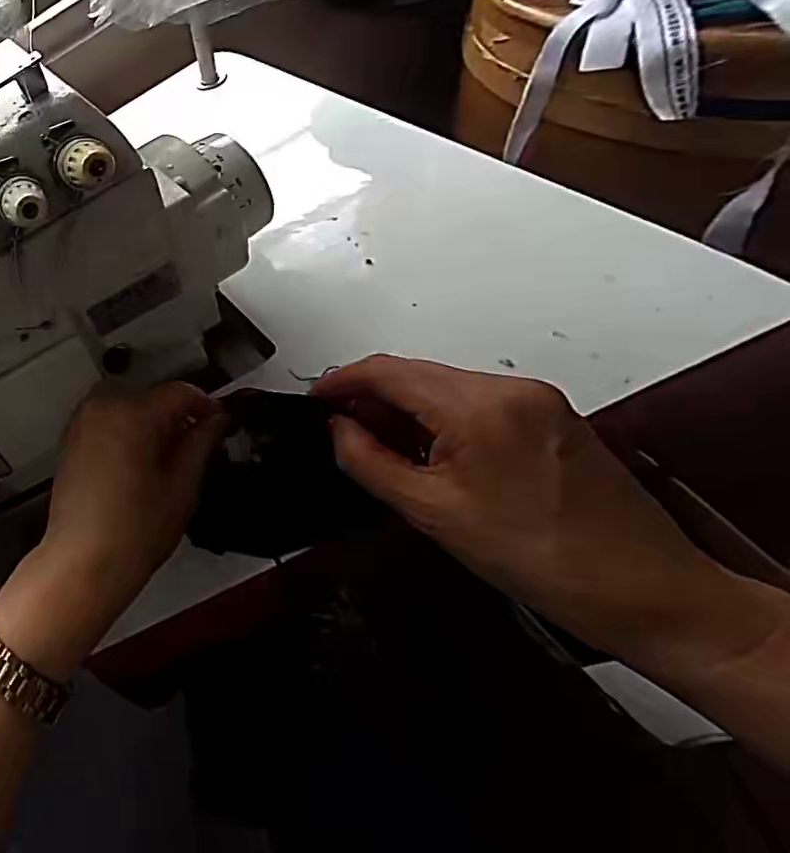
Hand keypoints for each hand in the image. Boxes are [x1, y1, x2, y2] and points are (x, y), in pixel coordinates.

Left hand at [0, 383, 227, 677]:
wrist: (84, 557)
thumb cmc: (132, 529)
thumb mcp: (182, 485)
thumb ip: (200, 443)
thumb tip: (214, 422)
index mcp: (131, 415)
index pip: (178, 392)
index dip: (206, 404)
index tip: (220, 420)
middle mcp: (100, 410)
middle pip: (150, 400)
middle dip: (177, 419)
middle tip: (199, 448)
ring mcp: (80, 425)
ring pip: (127, 412)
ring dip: (150, 428)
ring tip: (169, 465)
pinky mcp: (70, 442)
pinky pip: (107, 426)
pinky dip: (126, 437)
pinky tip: (139, 469)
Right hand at [313, 355, 764, 669]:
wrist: (649, 595)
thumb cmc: (543, 556)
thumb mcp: (426, 509)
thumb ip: (364, 458)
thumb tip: (337, 428)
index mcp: (480, 408)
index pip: (386, 371)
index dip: (339, 382)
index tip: (315, 402)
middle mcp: (514, 392)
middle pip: (413, 373)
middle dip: (369, 397)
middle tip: (341, 431)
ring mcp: (539, 402)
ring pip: (440, 386)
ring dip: (403, 409)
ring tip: (384, 450)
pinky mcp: (551, 418)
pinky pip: (472, 401)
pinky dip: (437, 418)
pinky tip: (428, 453)